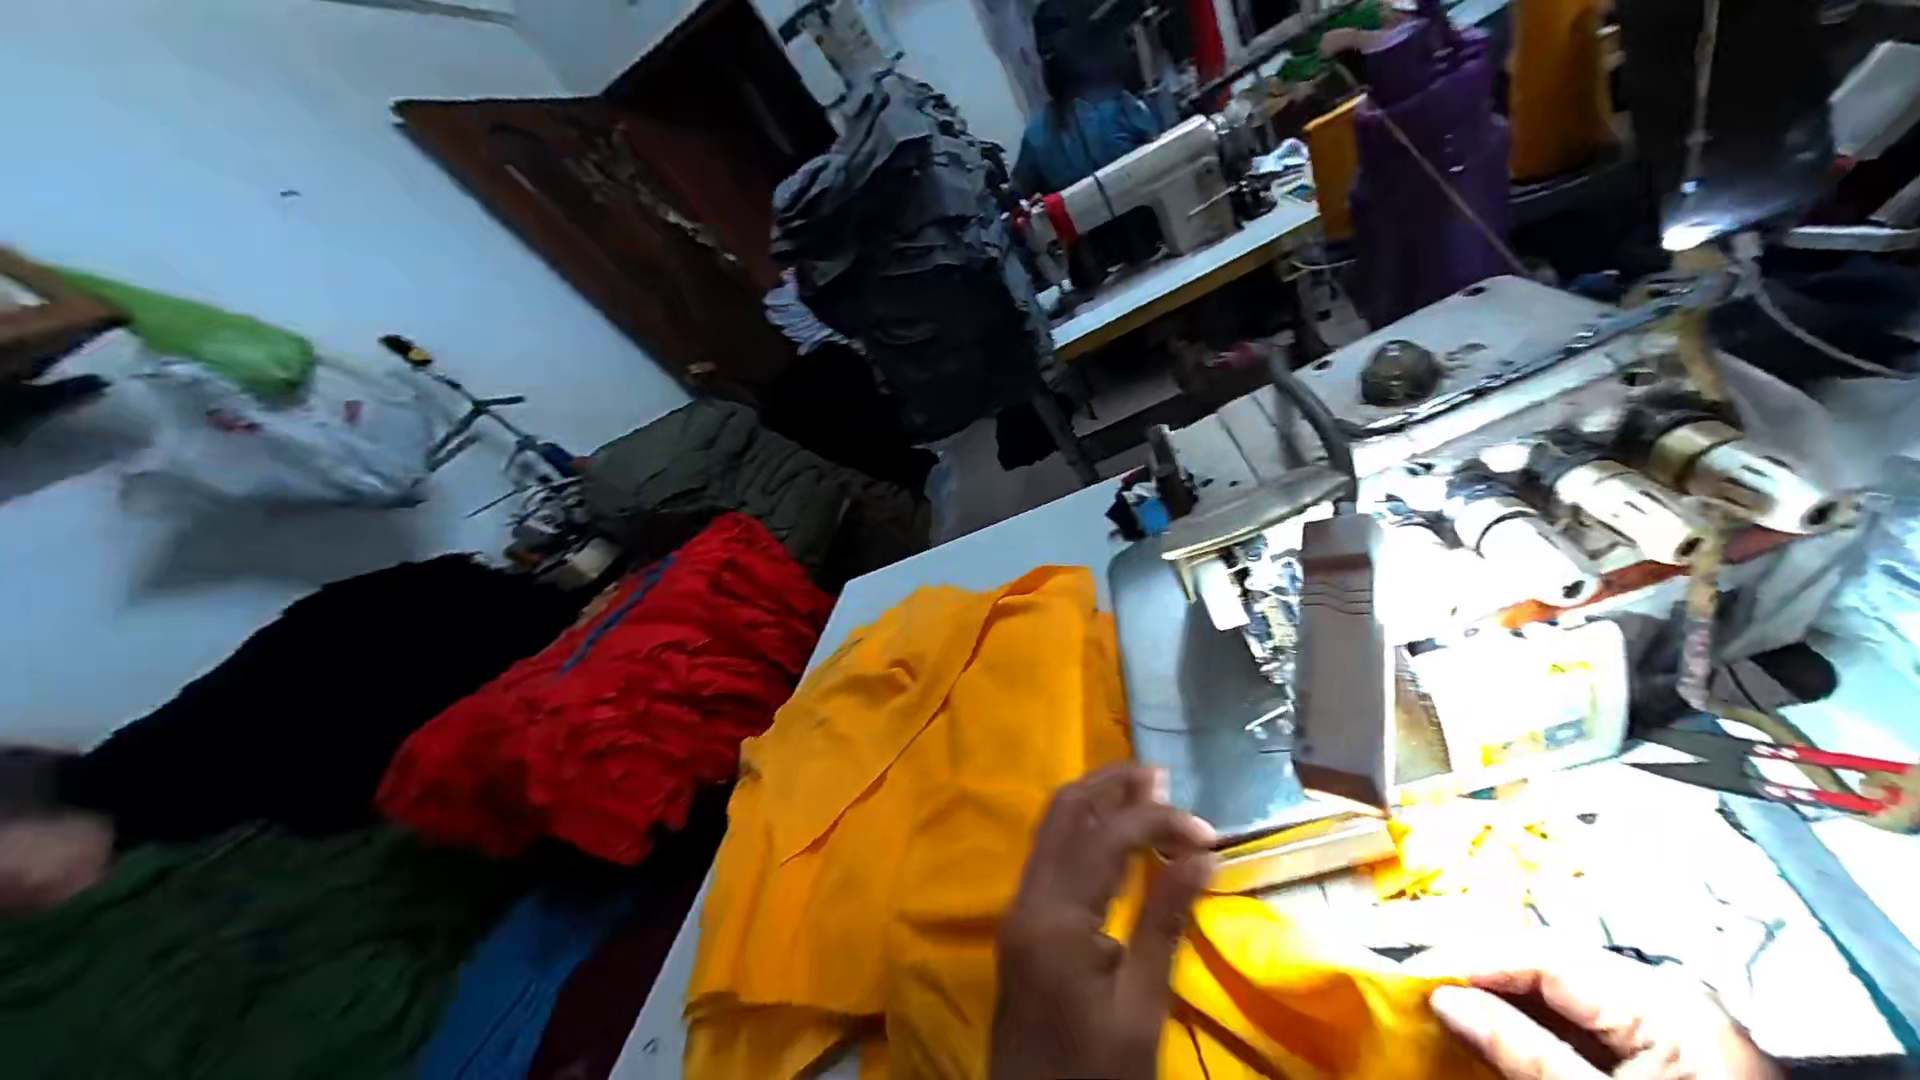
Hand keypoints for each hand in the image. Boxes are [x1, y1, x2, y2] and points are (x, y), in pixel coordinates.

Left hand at [990, 765, 1216, 1079]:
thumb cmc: (1095, 1076)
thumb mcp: (1142, 1009)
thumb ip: (1165, 923)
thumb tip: (1201, 856)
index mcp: (1055, 917)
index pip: (1106, 837)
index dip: (1157, 821)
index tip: (1207, 833)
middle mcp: (1027, 896)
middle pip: (1064, 811)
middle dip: (1111, 785)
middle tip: (1160, 777)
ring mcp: (1018, 906)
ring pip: (1051, 826)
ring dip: (1096, 802)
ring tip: (1145, 794)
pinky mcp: (1020, 920)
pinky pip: (1049, 854)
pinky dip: (1083, 832)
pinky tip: (1115, 837)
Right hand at [1417, 944, 1781, 1079]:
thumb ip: (1523, 1050)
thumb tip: (1444, 998)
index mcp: (1663, 1003)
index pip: (1536, 954)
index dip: (1466, 961)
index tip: (1414, 976)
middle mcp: (1669, 995)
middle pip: (1544, 960)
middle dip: (1479, 973)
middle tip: (1425, 991)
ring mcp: (1672, 1020)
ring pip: (1557, 982)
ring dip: (1501, 993)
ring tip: (1452, 1007)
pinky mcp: (1669, 1047)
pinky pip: (1582, 1012)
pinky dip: (1535, 1017)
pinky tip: (1501, 1028)